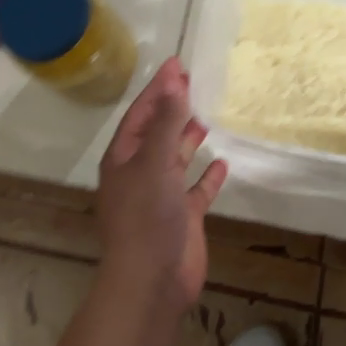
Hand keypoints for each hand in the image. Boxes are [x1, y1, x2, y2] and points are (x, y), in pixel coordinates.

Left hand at [95, 56, 227, 311]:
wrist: (151, 282)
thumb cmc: (146, 216)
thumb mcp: (154, 161)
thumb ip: (166, 122)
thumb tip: (173, 82)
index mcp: (124, 158)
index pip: (141, 113)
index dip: (158, 88)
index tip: (177, 64)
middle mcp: (140, 173)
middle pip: (157, 131)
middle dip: (172, 108)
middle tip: (194, 82)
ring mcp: (161, 196)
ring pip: (175, 158)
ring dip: (187, 137)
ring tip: (205, 116)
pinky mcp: (182, 218)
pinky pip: (196, 189)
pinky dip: (207, 175)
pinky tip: (221, 161)